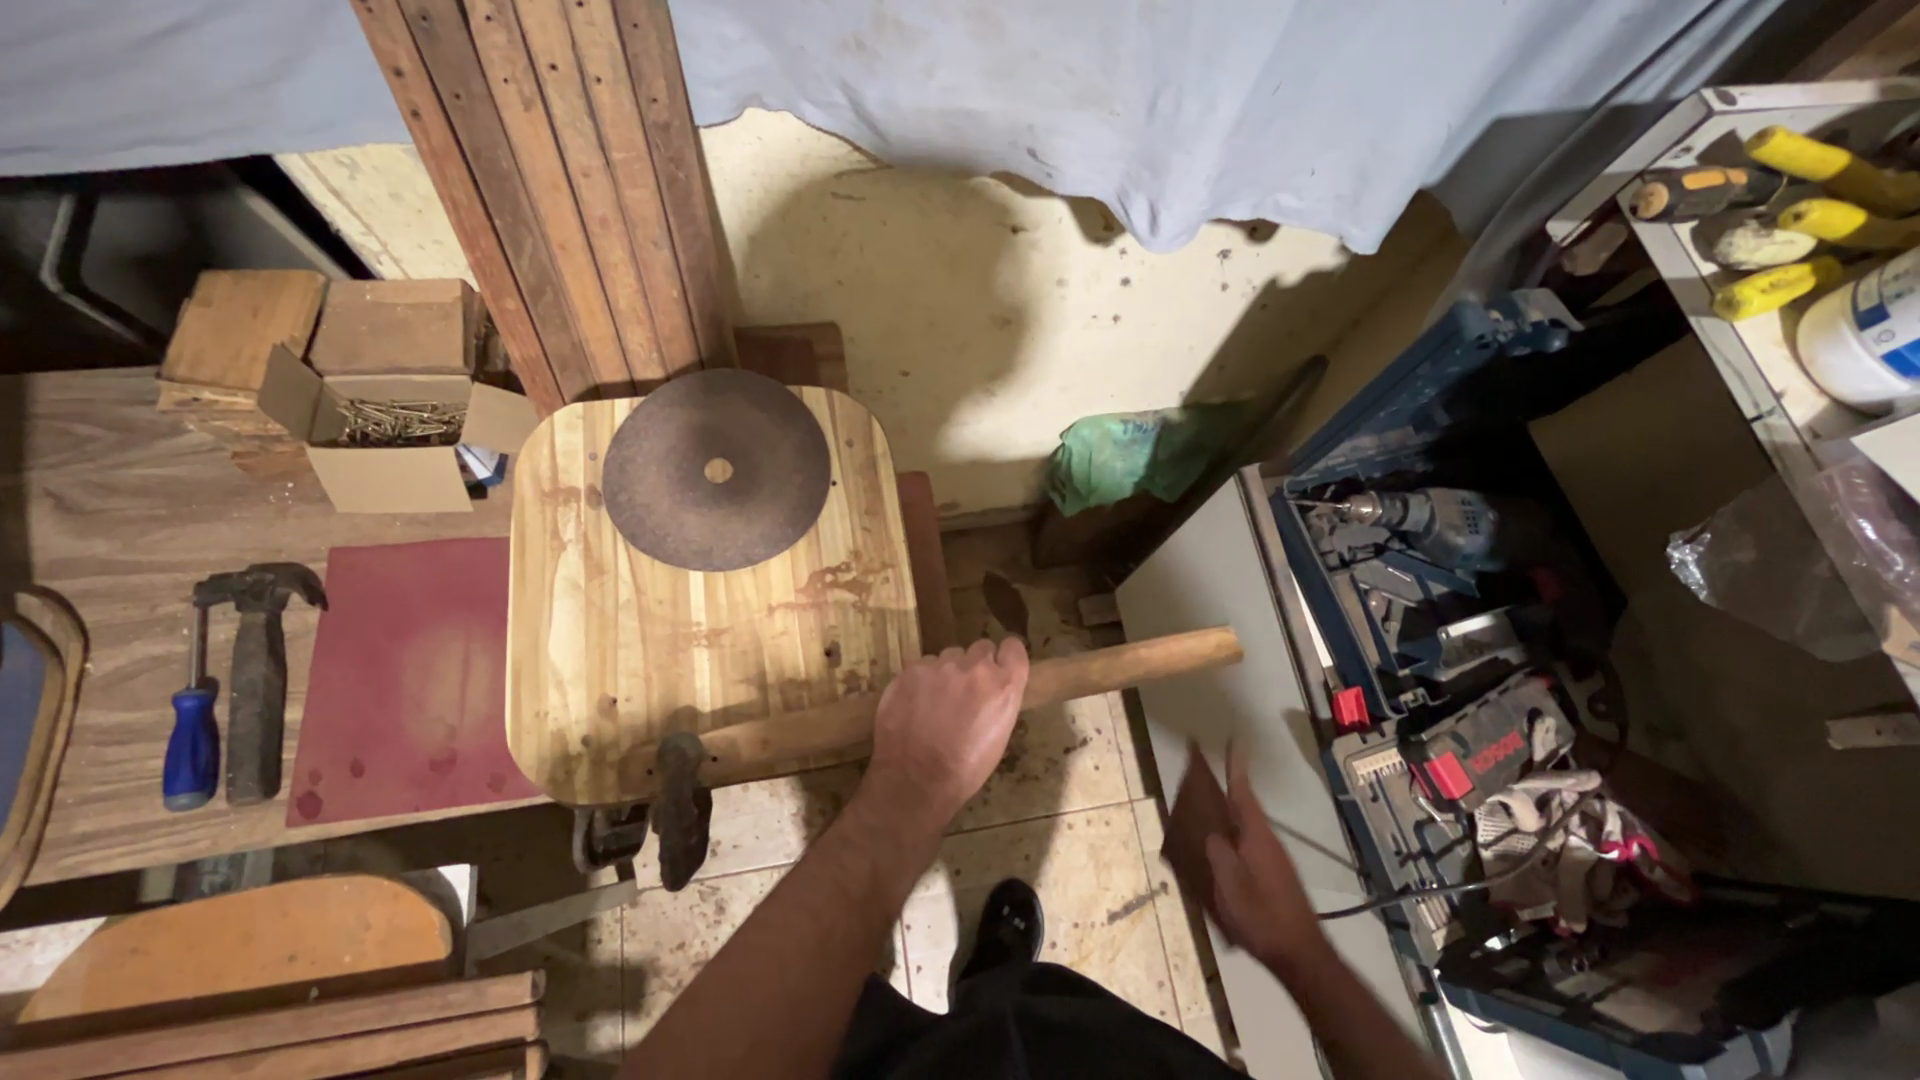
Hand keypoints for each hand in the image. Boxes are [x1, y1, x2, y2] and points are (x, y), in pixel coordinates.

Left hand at [860, 638, 1029, 834]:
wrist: (916, 780)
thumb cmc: (965, 769)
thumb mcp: (999, 735)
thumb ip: (999, 700)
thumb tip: (991, 689)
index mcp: (1004, 686)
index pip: (1014, 648)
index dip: (1005, 656)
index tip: (999, 667)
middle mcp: (975, 668)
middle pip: (980, 648)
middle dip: (975, 665)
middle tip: (965, 691)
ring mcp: (940, 666)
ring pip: (948, 656)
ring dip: (947, 672)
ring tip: (936, 702)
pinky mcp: (911, 670)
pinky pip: (922, 666)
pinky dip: (921, 681)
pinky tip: (915, 705)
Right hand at [1204, 742, 1332, 976]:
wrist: (1300, 954)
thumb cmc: (1261, 918)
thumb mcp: (1229, 886)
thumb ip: (1218, 855)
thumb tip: (1211, 835)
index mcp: (1256, 837)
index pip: (1243, 793)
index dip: (1236, 766)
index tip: (1233, 739)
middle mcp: (1267, 841)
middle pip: (1244, 807)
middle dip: (1228, 788)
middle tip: (1206, 774)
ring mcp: (1273, 859)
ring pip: (1245, 827)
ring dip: (1228, 815)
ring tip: (1205, 812)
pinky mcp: (1274, 875)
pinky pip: (1247, 844)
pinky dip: (1233, 836)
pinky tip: (1220, 850)